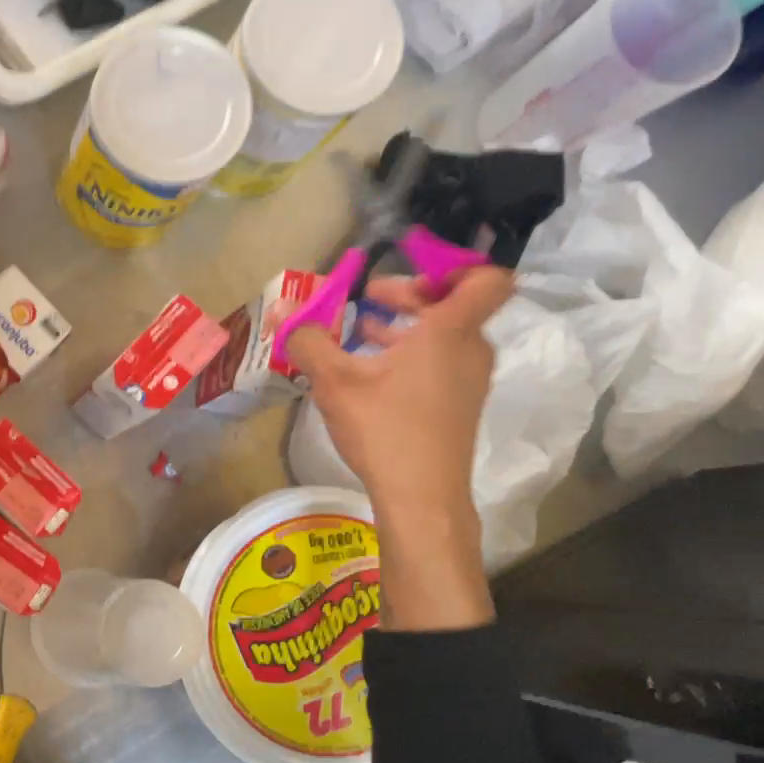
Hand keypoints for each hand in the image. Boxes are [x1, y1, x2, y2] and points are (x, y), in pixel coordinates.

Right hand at [287, 267, 515, 630]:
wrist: (422, 495)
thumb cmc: (384, 428)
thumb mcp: (335, 381)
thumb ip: (308, 340)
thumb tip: (279, 309)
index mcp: (451, 330)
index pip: (484, 278)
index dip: (451, 267)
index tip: (407, 272)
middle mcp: (470, 348)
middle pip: (452, 305)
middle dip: (407, 297)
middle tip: (366, 299)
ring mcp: (469, 380)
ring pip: (443, 337)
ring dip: (403, 329)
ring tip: (358, 335)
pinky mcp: (459, 406)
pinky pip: (439, 364)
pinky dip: (409, 357)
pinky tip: (369, 377)